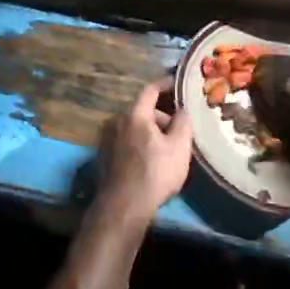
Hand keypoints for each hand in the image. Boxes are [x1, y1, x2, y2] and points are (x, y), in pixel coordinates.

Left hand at [95, 80, 192, 227]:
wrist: (125, 205)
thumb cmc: (155, 172)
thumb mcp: (179, 147)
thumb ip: (183, 123)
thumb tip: (183, 110)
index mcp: (135, 115)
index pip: (150, 90)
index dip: (165, 84)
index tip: (177, 83)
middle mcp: (117, 122)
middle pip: (143, 111)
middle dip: (163, 117)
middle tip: (180, 131)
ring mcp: (109, 139)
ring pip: (136, 128)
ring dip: (153, 132)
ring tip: (169, 149)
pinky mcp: (106, 156)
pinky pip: (128, 141)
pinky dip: (142, 143)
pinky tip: (153, 160)